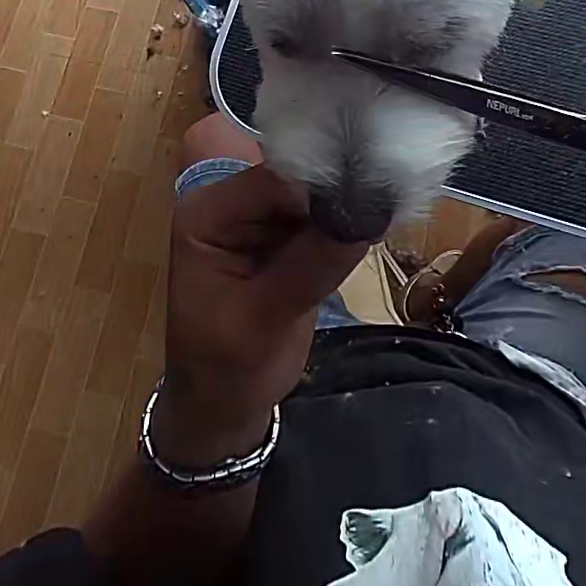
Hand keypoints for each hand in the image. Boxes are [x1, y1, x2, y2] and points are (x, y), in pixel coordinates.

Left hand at [159, 164, 366, 465]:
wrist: (221, 406)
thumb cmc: (225, 371)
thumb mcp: (263, 323)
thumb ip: (310, 267)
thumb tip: (364, 213)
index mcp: (205, 214)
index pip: (272, 180)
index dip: (322, 186)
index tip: (369, 198)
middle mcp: (228, 203)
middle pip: (295, 180)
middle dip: (335, 196)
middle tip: (379, 211)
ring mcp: (256, 217)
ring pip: (312, 194)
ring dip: (343, 210)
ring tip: (376, 223)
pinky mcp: (280, 235)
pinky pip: (319, 216)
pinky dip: (342, 226)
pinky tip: (364, 234)